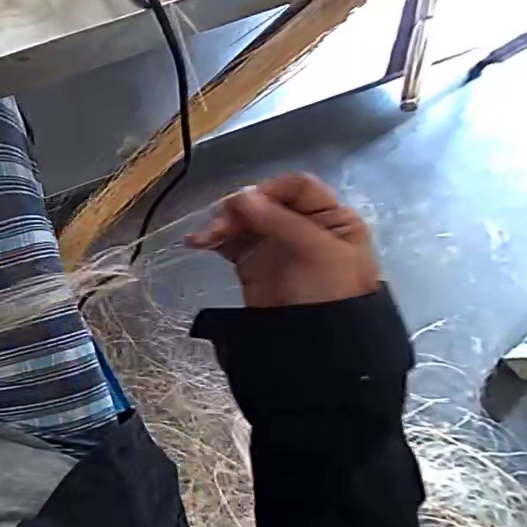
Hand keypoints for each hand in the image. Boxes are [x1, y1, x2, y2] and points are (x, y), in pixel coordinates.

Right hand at [184, 171, 379, 307]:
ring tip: (202, 239)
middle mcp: (300, 224)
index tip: (246, 204)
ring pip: (240, 219)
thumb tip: (239, 195)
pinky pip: (226, 239)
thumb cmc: (328, 290)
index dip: (269, 190)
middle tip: (220, 226)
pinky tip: (197, 243)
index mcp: (329, 217)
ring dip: (218, 224)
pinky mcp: (248, 259)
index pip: (296, 186)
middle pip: (261, 201)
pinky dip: (210, 238)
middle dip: (237, 210)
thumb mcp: (316, 251)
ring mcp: (272, 242)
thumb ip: (280, 220)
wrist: (313, 339)